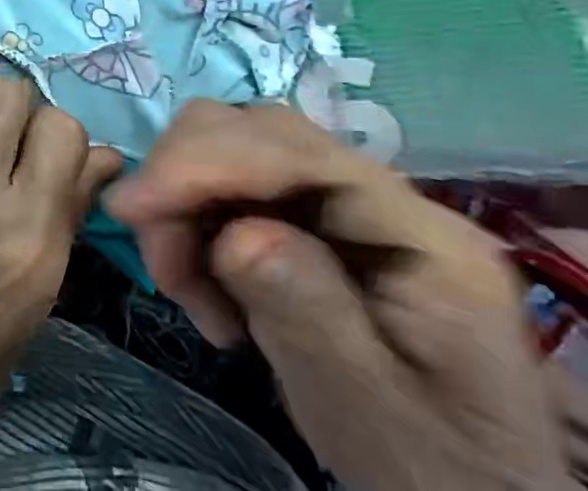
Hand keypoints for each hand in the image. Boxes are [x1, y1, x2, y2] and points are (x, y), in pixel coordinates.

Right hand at [106, 101, 573, 490]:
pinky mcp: (309, 220)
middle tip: (168, 271)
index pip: (290, 152)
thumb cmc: (425, 464)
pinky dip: (193, 227)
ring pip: (227, 154)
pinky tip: (209, 290)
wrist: (462, 489)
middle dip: (184, 185)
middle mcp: (378, 197)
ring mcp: (342, 204)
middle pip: (249, 132)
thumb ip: (309, 315)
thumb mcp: (368, 409)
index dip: (198, 165)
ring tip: (192, 295)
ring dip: (183, 210)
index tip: (125, 211)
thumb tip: (234, 235)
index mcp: (418, 235)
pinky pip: (225, 190)